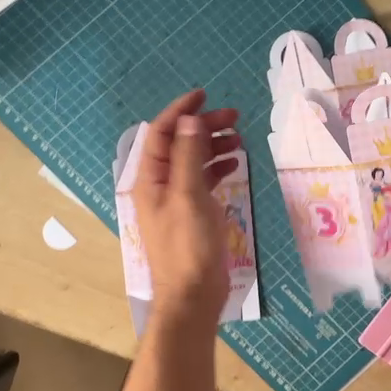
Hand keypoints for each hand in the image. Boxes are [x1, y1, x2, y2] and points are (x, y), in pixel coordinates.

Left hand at [134, 90, 241, 323]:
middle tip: (234, 118)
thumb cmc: (188, 246)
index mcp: (151, 179)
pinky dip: (218, 168)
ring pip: (194, 161)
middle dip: (203, 127)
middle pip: (179, 144)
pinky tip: (235, 164)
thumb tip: (190, 120)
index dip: (180, 111)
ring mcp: (177, 200)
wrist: (192, 295)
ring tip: (240, 139)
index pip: (161, 133)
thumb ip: (188, 156)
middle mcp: (160, 186)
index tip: (205, 95)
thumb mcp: (187, 196)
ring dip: (213, 146)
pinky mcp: (194, 214)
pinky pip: (204, 181)